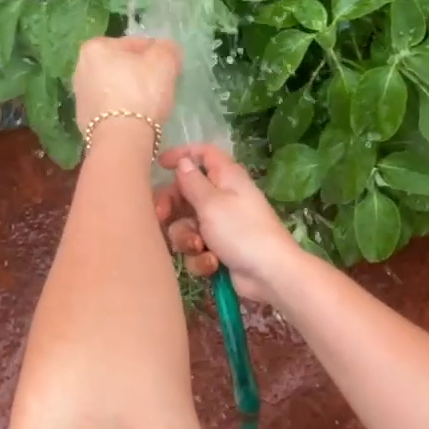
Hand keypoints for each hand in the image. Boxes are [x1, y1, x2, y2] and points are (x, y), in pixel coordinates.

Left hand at [73, 36, 179, 138]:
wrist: (121, 139)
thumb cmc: (141, 94)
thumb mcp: (164, 62)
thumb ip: (168, 49)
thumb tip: (167, 49)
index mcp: (96, 47)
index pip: (136, 44)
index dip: (157, 55)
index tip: (169, 69)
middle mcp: (81, 67)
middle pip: (122, 66)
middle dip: (141, 73)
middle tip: (161, 87)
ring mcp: (81, 95)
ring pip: (115, 87)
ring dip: (131, 92)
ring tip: (150, 106)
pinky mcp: (84, 120)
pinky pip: (110, 108)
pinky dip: (123, 110)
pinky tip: (137, 120)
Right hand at [154, 145, 307, 304]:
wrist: (268, 274)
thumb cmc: (242, 231)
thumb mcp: (212, 203)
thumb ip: (192, 182)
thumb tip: (183, 162)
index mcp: (226, 177)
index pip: (203, 154)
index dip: (182, 154)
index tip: (160, 164)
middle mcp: (222, 197)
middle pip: (185, 193)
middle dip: (171, 207)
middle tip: (160, 216)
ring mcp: (220, 225)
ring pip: (187, 225)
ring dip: (187, 238)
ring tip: (199, 247)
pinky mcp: (218, 249)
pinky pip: (197, 248)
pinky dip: (201, 257)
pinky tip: (212, 264)